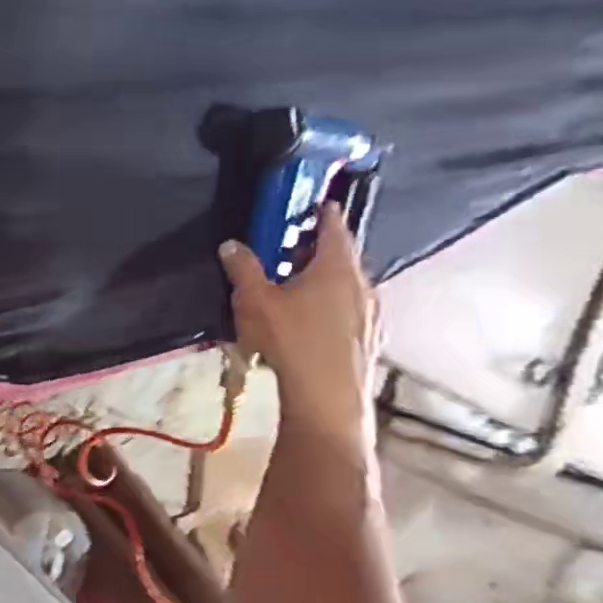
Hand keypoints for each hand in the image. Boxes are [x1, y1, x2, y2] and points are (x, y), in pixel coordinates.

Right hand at [218, 204, 379, 452]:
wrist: (327, 399)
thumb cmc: (290, 339)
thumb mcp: (254, 298)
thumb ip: (243, 267)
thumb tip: (232, 245)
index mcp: (336, 267)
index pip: (334, 226)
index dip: (322, 212)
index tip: (312, 204)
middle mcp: (362, 285)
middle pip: (339, 256)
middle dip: (312, 250)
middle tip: (284, 249)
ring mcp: (371, 315)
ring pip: (344, 285)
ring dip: (320, 280)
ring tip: (289, 287)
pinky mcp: (368, 341)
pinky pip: (347, 310)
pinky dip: (327, 305)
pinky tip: (304, 322)